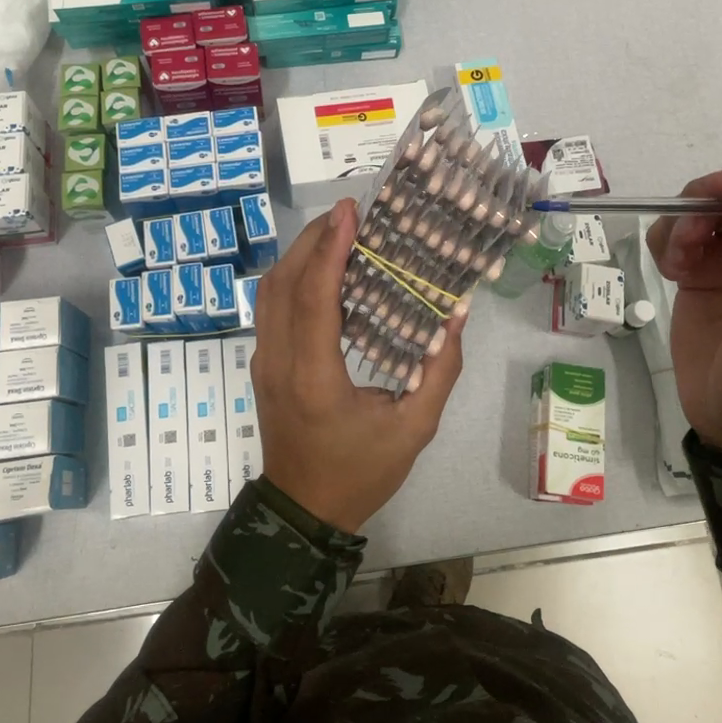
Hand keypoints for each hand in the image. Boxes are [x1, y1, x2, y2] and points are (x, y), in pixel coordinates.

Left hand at [252, 198, 470, 532]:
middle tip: (351, 214)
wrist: (304, 511)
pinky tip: (324, 270)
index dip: (330, 249)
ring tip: (339, 233)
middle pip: (284, 282)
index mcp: (314, 379)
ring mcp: (264, 361)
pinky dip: (294, 277)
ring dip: (301, 254)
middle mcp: (279, 361)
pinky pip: (271, 307)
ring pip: (270, 291)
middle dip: (314, 238)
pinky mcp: (263, 363)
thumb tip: (458, 312)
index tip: (349, 211)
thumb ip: (440, 370)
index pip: (314, 299)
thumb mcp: (414, 427)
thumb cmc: (361, 472)